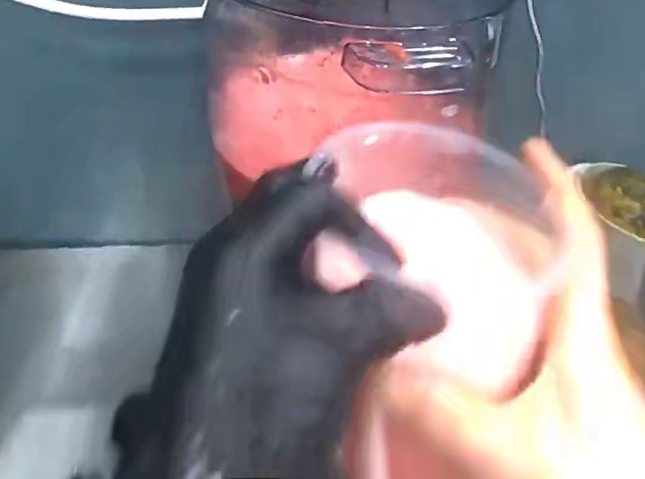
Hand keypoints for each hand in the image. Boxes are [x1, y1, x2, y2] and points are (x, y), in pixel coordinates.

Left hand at [116, 162, 446, 478]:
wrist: (210, 476)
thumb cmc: (270, 394)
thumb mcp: (337, 347)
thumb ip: (385, 310)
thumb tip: (435, 303)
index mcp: (244, 243)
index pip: (307, 194)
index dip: (356, 217)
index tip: (391, 264)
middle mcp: (222, 250)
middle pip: (279, 199)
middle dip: (325, 206)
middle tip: (366, 222)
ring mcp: (213, 282)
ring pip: (269, 233)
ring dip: (309, 236)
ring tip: (350, 258)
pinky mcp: (216, 314)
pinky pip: (260, 265)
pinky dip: (295, 266)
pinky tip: (320, 297)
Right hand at [375, 140, 644, 478]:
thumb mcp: (518, 451)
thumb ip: (447, 411)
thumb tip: (377, 364)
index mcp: (586, 329)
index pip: (581, 238)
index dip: (560, 187)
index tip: (532, 146)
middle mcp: (588, 337)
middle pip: (553, 257)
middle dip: (510, 222)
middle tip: (455, 208)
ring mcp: (586, 368)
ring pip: (544, 294)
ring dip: (506, 265)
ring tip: (453, 255)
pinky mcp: (577, 397)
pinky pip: (536, 331)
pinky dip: (504, 311)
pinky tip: (471, 333)